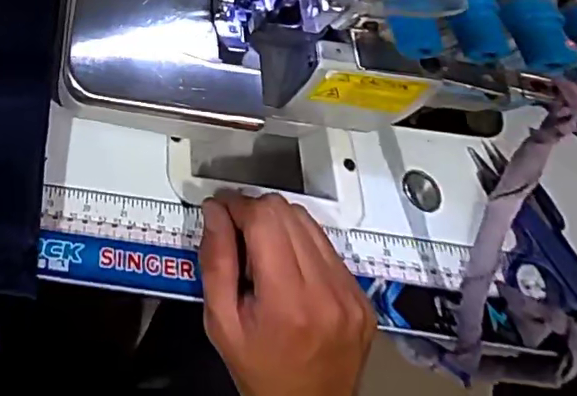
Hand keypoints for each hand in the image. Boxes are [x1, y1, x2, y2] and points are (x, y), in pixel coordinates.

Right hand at [200, 194, 374, 395]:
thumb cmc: (259, 371)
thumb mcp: (220, 322)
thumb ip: (215, 260)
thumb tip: (215, 210)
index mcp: (289, 301)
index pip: (263, 218)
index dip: (236, 205)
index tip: (219, 211)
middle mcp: (327, 292)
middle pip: (285, 212)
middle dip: (254, 212)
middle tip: (236, 233)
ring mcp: (350, 294)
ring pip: (306, 221)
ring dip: (278, 224)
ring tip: (262, 253)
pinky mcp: (361, 297)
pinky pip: (325, 245)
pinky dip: (301, 243)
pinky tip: (288, 267)